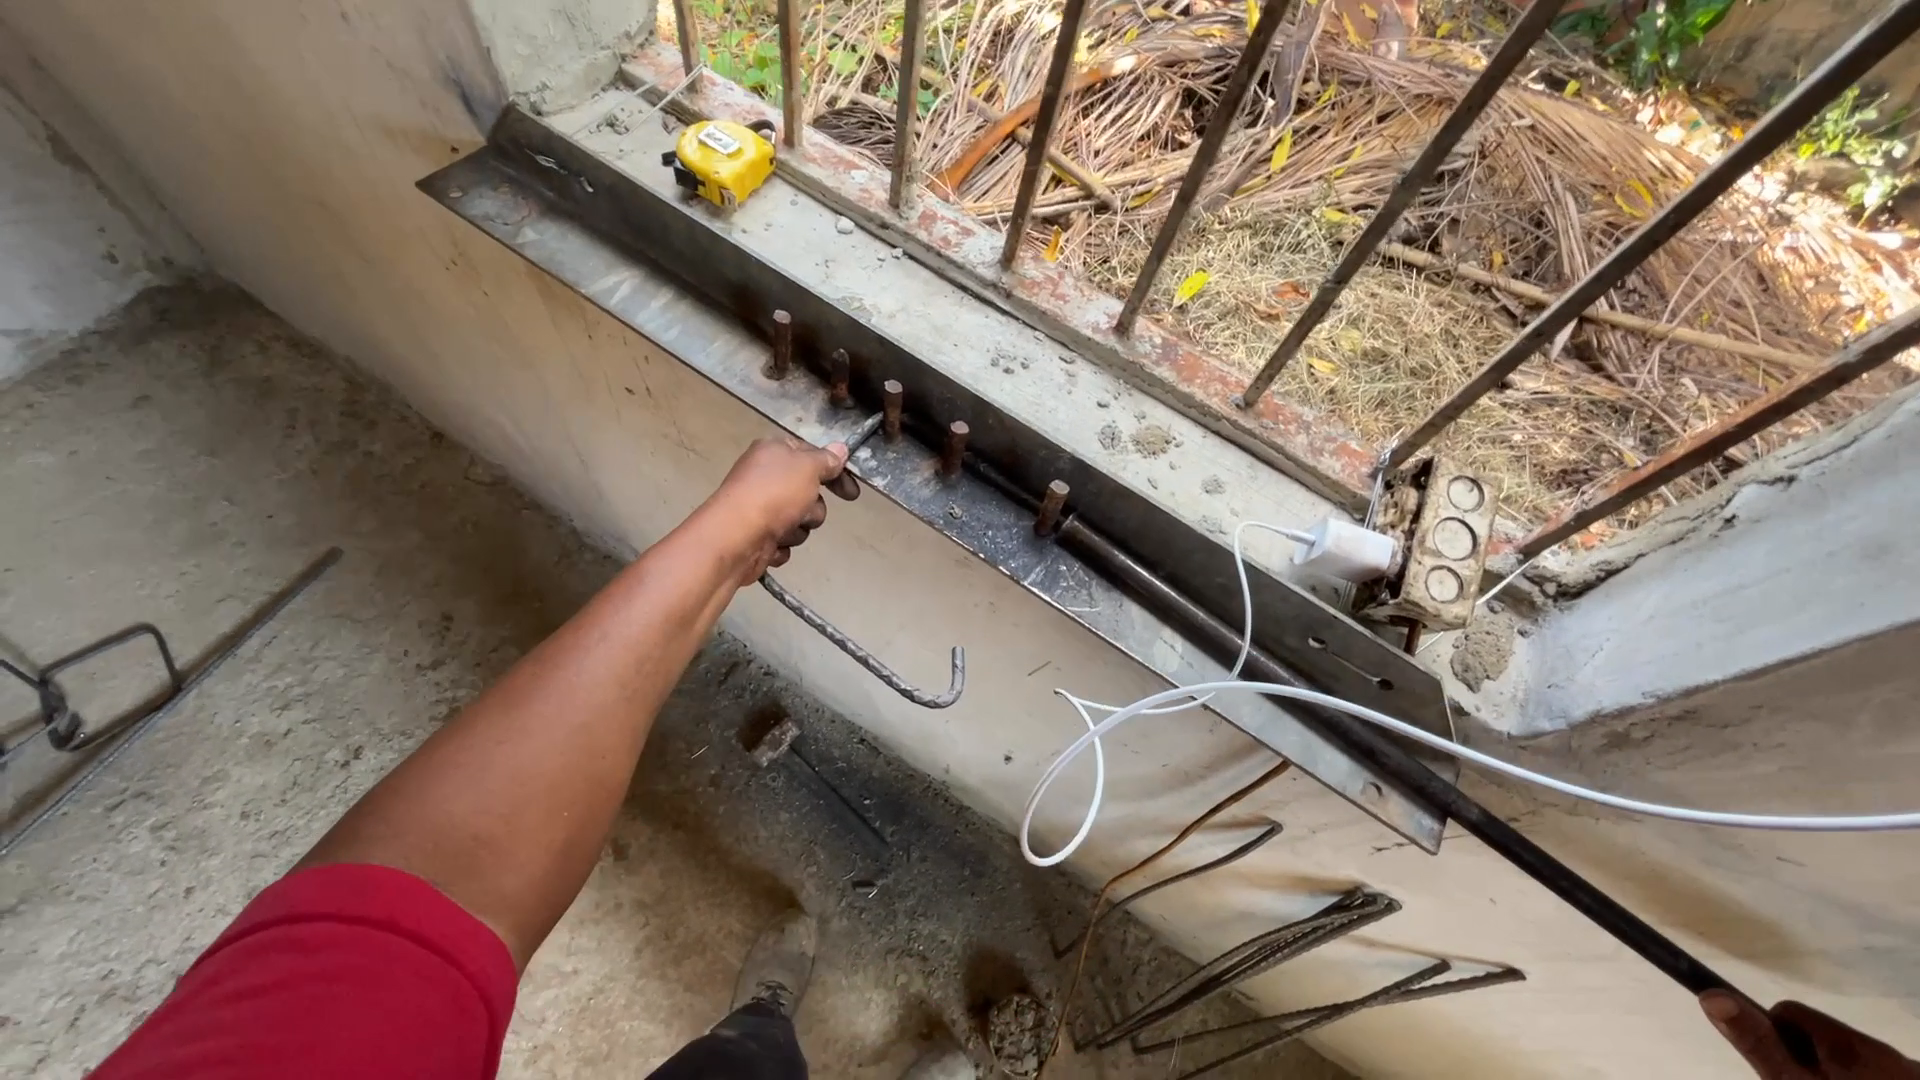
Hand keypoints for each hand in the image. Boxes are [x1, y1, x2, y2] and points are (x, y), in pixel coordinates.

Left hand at [697, 437, 853, 584]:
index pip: (812, 455)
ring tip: (784, 528)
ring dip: (798, 527)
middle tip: (805, 509)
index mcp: (774, 452)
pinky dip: (782, 544)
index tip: (851, 491)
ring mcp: (760, 507)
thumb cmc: (774, 495)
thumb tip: (840, 448)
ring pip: (800, 520)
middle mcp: (765, 476)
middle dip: (813, 506)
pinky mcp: (757, 535)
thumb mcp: (808, 468)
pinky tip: (772, 542)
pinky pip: (785, 540)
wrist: (737, 538)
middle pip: (809, 491)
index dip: (834, 472)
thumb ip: (827, 459)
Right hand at [1702, 991, 1919, 1078]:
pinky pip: (1883, 1077)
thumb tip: (1712, 995)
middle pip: (1826, 1038)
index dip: (1774, 1035)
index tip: (1780, 1068)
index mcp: (1854, 1047)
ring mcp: (1913, 1075)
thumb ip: (1758, 1043)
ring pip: (1857, 1062)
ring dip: (1840, 1076)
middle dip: (1809, 1060)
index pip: (1789, 1011)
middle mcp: (1893, 1055)